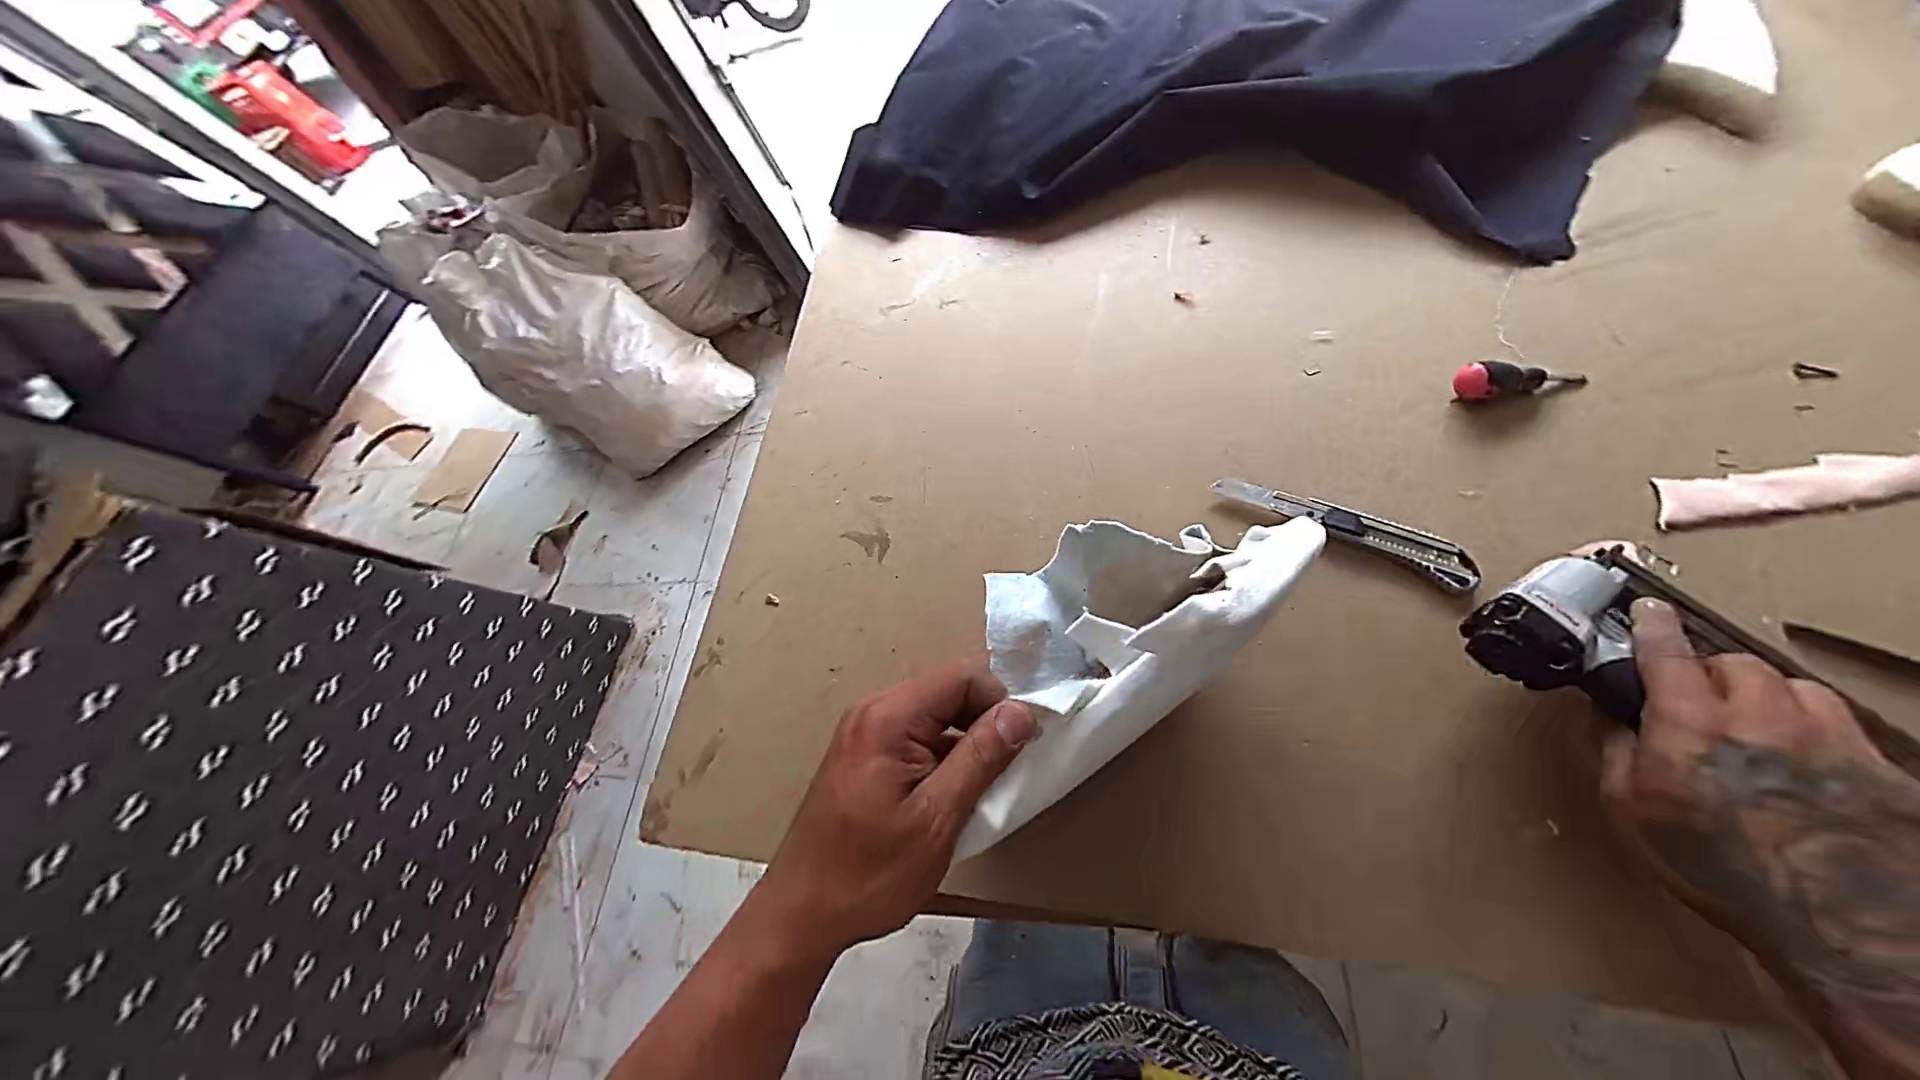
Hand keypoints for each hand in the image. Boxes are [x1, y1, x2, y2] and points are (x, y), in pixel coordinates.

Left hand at [747, 659, 1038, 961]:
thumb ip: (981, 758)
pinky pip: (917, 733)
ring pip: (936, 712)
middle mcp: (873, 709)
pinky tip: (957, 790)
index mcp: (888, 716)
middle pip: (948, 689)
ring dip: (968, 738)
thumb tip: (1021, 713)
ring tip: (988, 782)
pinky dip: (945, 752)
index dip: (1001, 700)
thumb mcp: (937, 819)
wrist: (802, 913)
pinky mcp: (866, 751)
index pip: (962, 675)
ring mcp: (866, 730)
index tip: (1026, 740)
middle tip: (1012, 764)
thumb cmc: (870, 873)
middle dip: (986, 719)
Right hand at [1605, 599, 1919, 1077]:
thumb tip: (1609, 713)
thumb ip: (1617, 748)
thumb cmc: (1720, 866)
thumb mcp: (1630, 805)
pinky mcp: (1889, 773)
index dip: (1651, 627)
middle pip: (1737, 663)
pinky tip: (1807, 760)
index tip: (1646, 609)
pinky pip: (1849, 730)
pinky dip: (1818, 732)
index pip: (1665, 653)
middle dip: (1711, 669)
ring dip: (1769, 695)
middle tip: (1696, 692)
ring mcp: (1834, 743)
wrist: (1845, 925)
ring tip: (1756, 721)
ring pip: (1799, 688)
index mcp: (1691, 724)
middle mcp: (1763, 719)